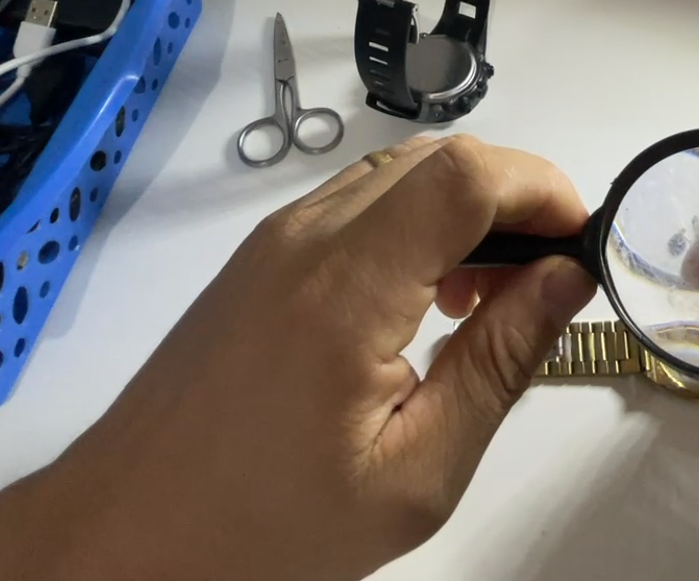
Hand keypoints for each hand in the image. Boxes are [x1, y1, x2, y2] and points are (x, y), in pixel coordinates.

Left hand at [0, 136, 595, 580]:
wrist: (119, 540)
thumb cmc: (269, 529)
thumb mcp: (416, 471)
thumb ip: (501, 360)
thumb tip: (568, 276)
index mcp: (350, 283)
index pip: (465, 176)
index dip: (539, 187)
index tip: (579, 241)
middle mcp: (311, 232)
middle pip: (439, 157)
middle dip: (514, 194)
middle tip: (546, 271)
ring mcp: (281, 233)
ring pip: (402, 170)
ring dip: (466, 205)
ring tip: (489, 291)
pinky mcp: (265, 249)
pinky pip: (364, 198)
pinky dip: (420, 218)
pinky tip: (425, 293)